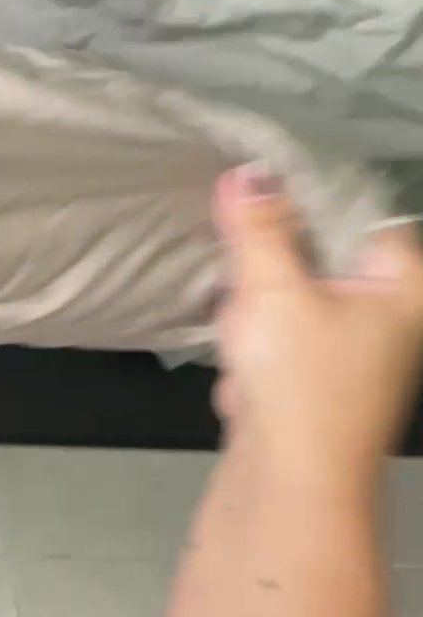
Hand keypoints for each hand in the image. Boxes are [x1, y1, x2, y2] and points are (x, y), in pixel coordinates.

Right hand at [211, 164, 422, 494]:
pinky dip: (258, 283)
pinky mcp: (316, 345)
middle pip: (329, 238)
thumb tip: (247, 169)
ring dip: (262, 253)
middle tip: (220, 191)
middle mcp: (389, 301)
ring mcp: (353, 326)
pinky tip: (225, 278)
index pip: (359, 211)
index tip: (248, 162)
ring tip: (215, 228)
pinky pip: (287, 295)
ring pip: (304, 268)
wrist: (290, 453)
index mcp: (402, 283)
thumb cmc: (298, 369)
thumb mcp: (272, 289)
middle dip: (276, 219)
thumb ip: (258, 229)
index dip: (305, 186)